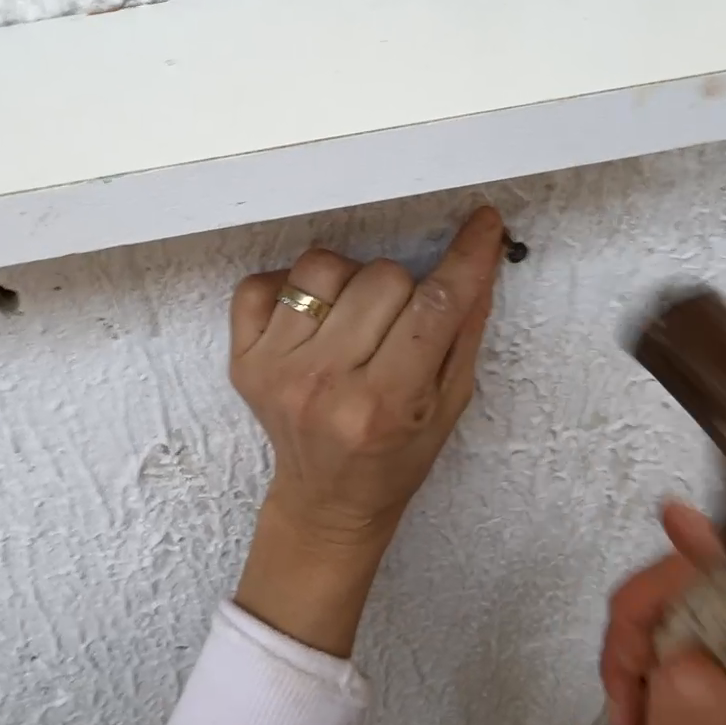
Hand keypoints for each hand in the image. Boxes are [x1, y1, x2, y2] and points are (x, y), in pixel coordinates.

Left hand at [228, 207, 507, 655]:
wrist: (326, 500)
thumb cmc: (396, 457)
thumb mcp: (449, 406)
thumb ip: (464, 332)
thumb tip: (480, 260)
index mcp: (386, 404)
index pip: (435, 305)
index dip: (465, 256)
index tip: (482, 224)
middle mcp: (326, 384)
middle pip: (383, 276)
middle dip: (404, 289)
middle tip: (399, 324)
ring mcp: (277, 370)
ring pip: (323, 266)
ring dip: (349, 282)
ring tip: (353, 319)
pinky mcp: (243, 361)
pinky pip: (262, 282)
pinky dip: (290, 288)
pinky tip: (310, 319)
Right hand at [600, 502, 725, 724]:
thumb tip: (685, 656)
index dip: (712, 547)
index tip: (673, 517)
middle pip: (709, 593)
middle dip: (646, 614)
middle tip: (620, 670)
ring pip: (689, 612)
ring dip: (641, 638)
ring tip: (627, 698)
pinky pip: (687, 638)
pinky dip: (650, 655)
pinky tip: (641, 694)